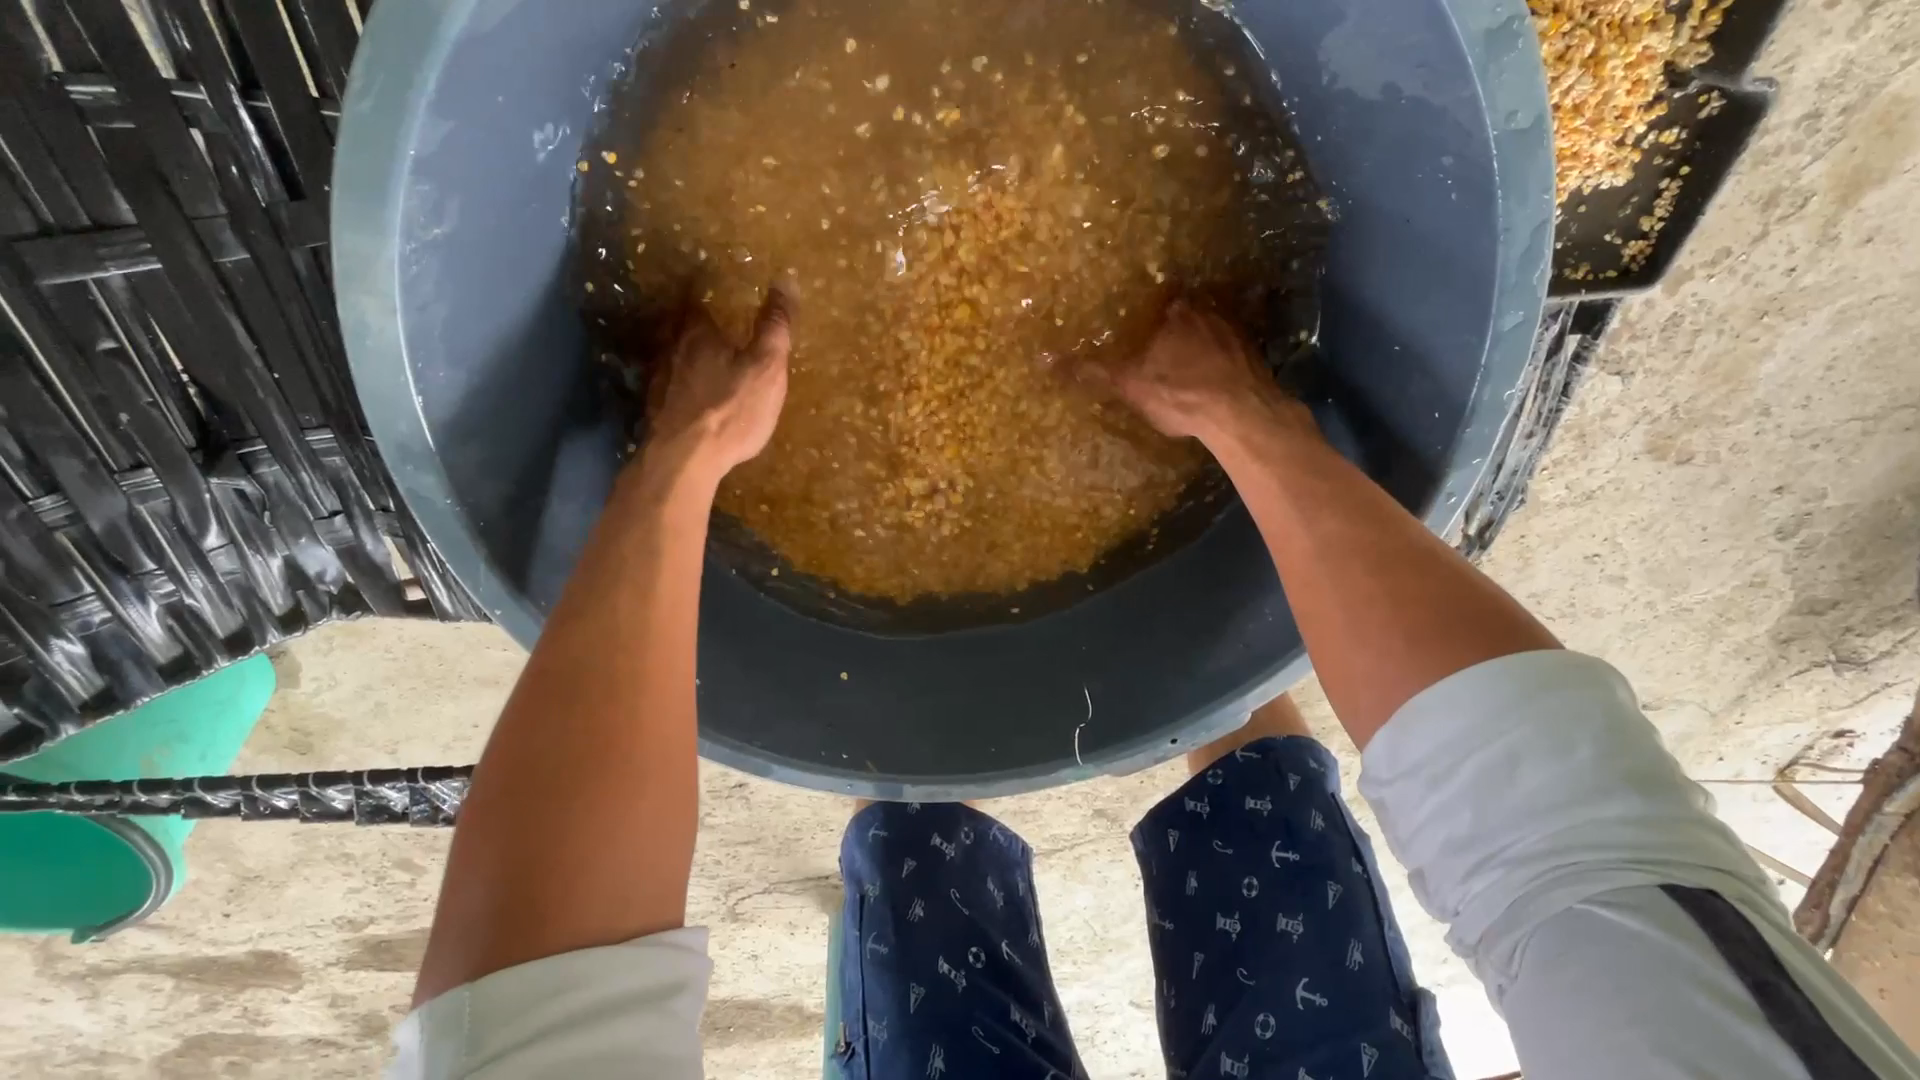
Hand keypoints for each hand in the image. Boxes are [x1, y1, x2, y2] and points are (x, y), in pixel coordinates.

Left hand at [646, 289, 791, 482]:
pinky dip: (679, 385)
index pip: (696, 300)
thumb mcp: (766, 367)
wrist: (685, 459)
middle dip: (693, 324)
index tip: (714, 290)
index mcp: (698, 334)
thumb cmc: (731, 409)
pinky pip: (668, 387)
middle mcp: (671, 349)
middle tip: (711, 325)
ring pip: (670, 357)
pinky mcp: (655, 410)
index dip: (705, 293)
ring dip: (683, 355)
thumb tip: (785, 280)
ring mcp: (658, 381)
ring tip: (701, 360)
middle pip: (679, 327)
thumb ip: (775, 327)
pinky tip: (689, 396)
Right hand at [1078, 300, 1304, 444]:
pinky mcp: (1253, 355)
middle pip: (1183, 310)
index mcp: (1172, 312)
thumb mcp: (1127, 383)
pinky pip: (1229, 350)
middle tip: (1157, 338)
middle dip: (1172, 321)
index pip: (1154, 296)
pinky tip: (1213, 375)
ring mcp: (1233, 332)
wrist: (1241, 413)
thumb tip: (1044, 357)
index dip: (1144, 307)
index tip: (1134, 317)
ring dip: (1198, 338)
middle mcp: (1205, 312)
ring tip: (1184, 356)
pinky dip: (1220, 359)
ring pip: (1208, 328)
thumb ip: (1089, 369)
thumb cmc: (1178, 392)